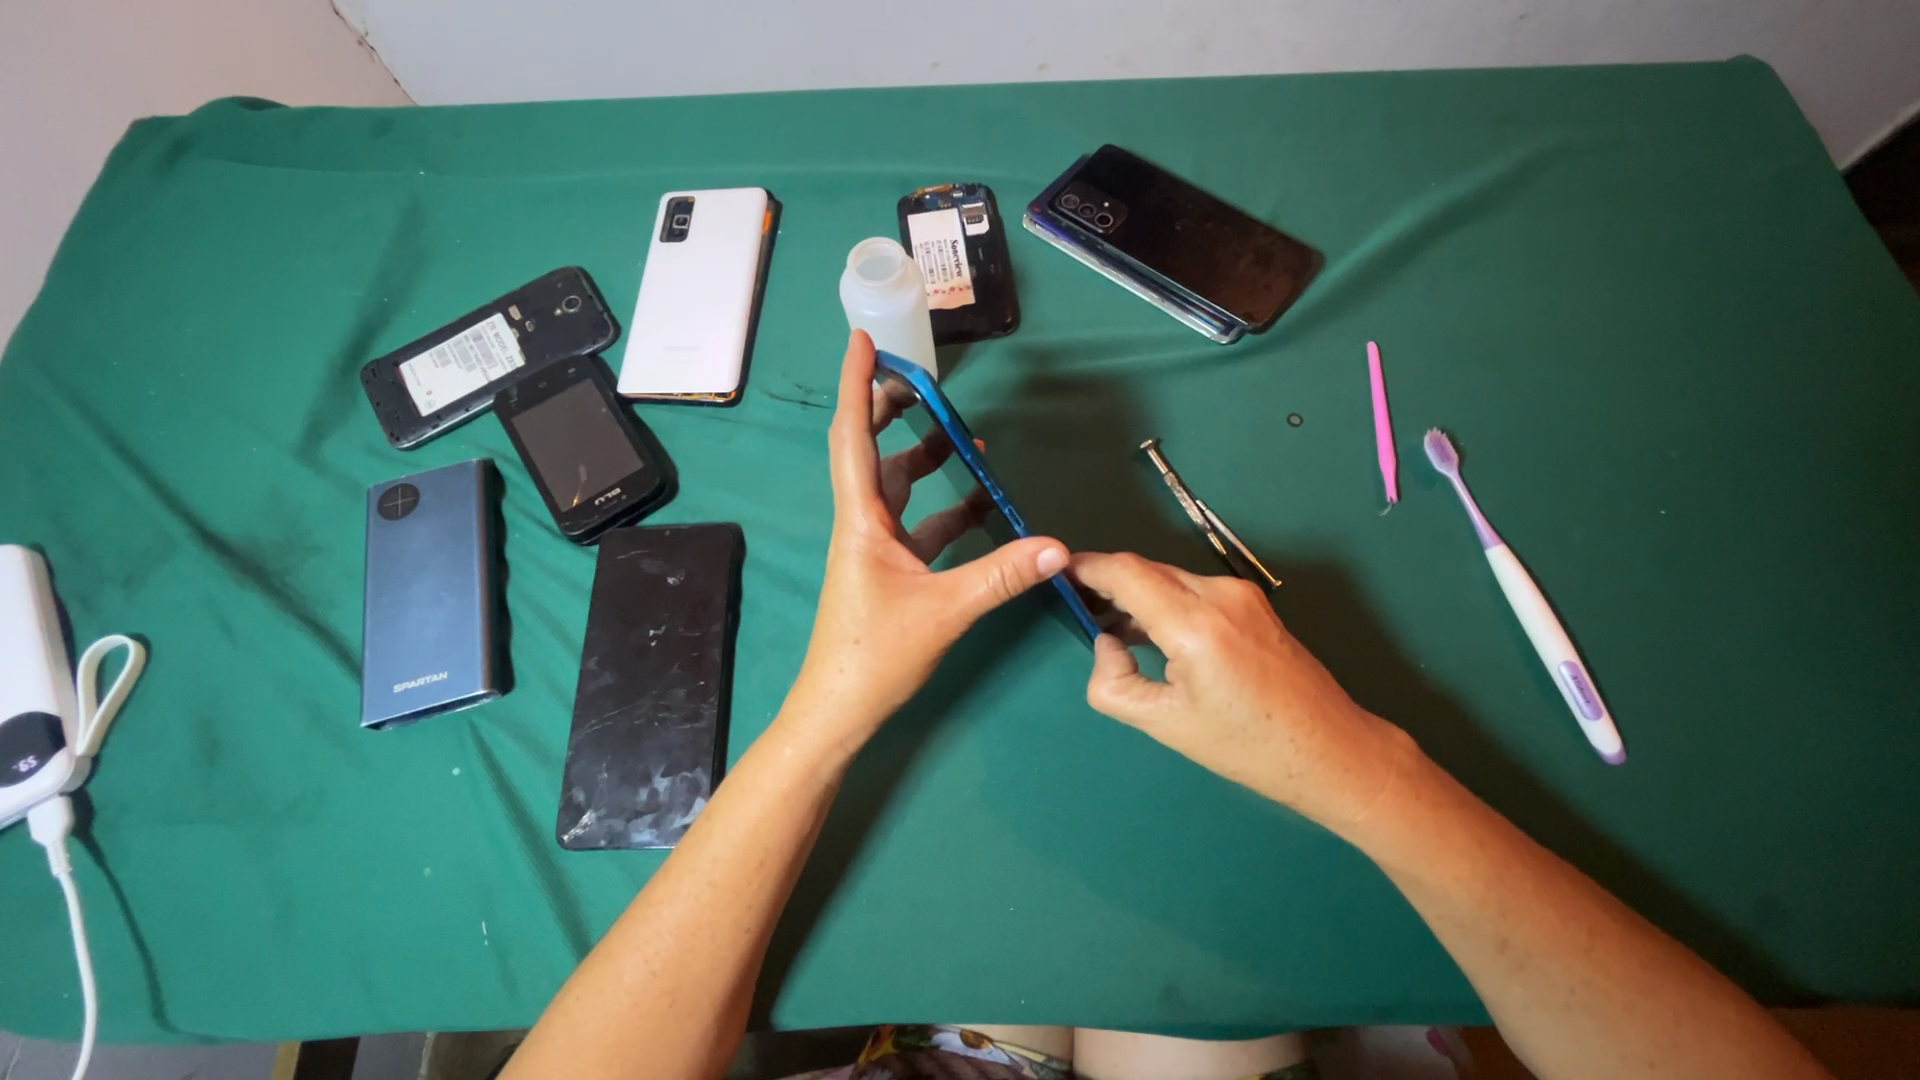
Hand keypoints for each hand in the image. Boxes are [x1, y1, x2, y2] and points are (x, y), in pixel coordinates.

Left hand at [783, 332, 1068, 755]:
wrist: (839, 709)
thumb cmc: (875, 656)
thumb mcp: (945, 611)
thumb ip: (1002, 575)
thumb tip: (1059, 546)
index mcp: (861, 520)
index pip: (854, 437)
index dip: (858, 386)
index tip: (864, 341)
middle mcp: (862, 524)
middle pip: (870, 451)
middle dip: (890, 410)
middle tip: (919, 380)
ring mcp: (874, 547)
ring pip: (896, 487)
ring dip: (924, 458)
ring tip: (962, 436)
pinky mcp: (889, 570)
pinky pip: (918, 525)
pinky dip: (946, 510)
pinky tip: (980, 504)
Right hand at [1071, 552, 1418, 830]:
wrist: (1331, 751)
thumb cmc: (1245, 747)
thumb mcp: (1164, 724)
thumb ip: (1113, 683)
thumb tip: (1106, 643)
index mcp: (1194, 625)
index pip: (1126, 572)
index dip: (1086, 568)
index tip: (1057, 574)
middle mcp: (1219, 594)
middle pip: (1146, 569)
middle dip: (1107, 582)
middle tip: (1077, 606)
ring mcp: (1241, 595)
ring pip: (1169, 578)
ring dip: (1136, 593)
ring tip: (1108, 624)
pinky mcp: (1252, 603)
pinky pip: (1193, 590)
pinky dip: (1164, 602)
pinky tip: (1150, 631)